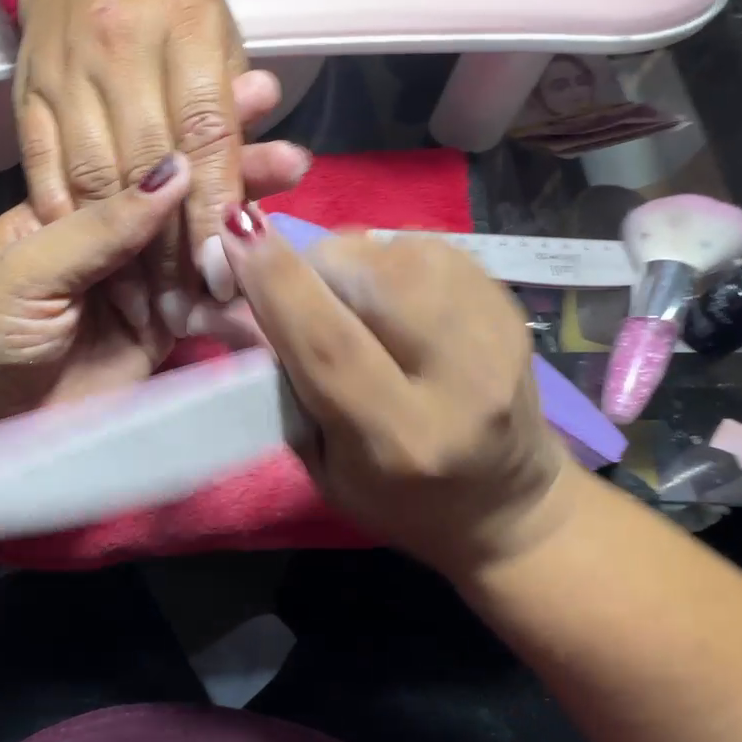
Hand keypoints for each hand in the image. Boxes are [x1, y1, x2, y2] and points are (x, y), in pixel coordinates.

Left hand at [0, 131, 310, 435]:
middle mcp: (112, 239)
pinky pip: (205, 307)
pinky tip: (278, 271)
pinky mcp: (159, 334)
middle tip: (292, 153)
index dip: (192, 128)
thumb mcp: (32, 269)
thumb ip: (102, 225)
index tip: (252, 95)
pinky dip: (239, 293)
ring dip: (246, 225)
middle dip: (234, 170)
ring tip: (294, 191)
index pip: (140, 157)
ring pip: (200, 247)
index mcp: (71, 205)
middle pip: (181, 198)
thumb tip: (178, 168)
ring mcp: (139, 285)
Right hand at [15, 0, 246, 335]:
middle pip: (148, 166)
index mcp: (183, 22)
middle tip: (188, 304)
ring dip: (120, 252)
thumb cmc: (165, 4)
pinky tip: (92, 270)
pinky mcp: (25, 100)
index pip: (206, 132)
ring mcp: (64, 76)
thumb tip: (281, 171)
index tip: (224, 270)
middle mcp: (119, 46)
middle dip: (170, 245)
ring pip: (93, 179)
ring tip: (147, 305)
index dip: (215, 208)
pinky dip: (71, 228)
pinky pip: (42, 174)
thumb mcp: (216, 41)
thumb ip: (235, 111)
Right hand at [219, 218, 582, 575]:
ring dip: (351, 258)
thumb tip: (229, 305)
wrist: (505, 504)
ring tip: (338, 293)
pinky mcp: (512, 308)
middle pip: (376, 280)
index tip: (237, 237)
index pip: (331, 344)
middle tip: (286, 281)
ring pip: (405, 253)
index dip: (278, 285)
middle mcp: (460, 381)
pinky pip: (432, 249)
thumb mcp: (319, 460)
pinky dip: (388, 255)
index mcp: (401, 438)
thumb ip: (280, 383)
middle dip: (313, 263)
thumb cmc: (391, 498)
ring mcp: (497, 337)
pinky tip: (380, 290)